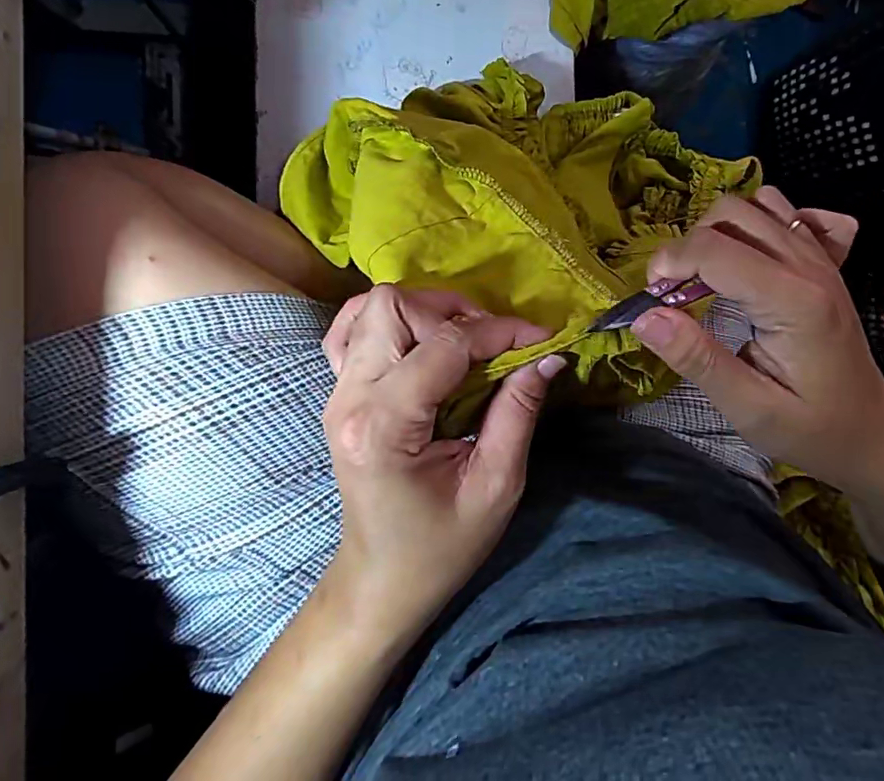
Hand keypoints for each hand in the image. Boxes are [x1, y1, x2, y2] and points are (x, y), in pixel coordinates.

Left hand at [319, 286, 563, 640]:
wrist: (381, 577)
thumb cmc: (441, 546)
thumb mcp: (495, 486)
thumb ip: (518, 412)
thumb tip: (547, 356)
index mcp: (385, 425)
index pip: (444, 345)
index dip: (499, 332)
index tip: (540, 340)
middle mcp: (349, 398)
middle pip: (392, 306)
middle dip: (451, 311)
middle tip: (492, 343)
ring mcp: (335, 392)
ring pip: (370, 307)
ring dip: (421, 311)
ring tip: (459, 341)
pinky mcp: (337, 392)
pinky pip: (350, 329)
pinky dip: (387, 322)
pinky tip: (417, 343)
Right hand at [629, 187, 883, 494]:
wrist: (874, 437)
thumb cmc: (813, 430)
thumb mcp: (749, 409)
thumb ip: (697, 359)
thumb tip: (645, 317)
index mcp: (792, 301)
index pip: (713, 248)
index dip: (669, 263)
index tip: (652, 297)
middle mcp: (810, 267)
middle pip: (731, 214)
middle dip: (689, 244)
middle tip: (675, 290)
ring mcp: (822, 260)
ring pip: (756, 205)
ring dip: (718, 230)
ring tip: (706, 274)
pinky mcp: (825, 263)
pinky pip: (790, 215)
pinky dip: (761, 222)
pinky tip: (751, 256)